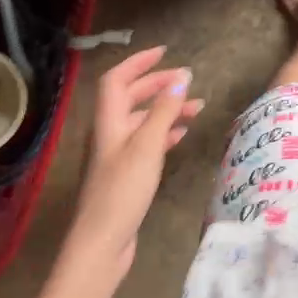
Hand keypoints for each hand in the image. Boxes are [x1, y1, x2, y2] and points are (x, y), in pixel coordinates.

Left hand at [64, 46, 203, 279]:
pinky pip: (146, 142)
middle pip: (131, 98)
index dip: (138, 62)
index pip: (117, 79)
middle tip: (188, 80)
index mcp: (108, 122)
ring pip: (142, 121)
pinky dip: (164, 133)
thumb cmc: (122, 191)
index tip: (165, 52)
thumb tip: (181, 76)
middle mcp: (109, 133)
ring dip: (167, 110)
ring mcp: (116, 156)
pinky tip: (182, 135)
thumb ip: (164, 110)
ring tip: (197, 108)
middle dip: (158, 85)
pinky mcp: (125, 175)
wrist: (101, 245)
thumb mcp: (147, 146)